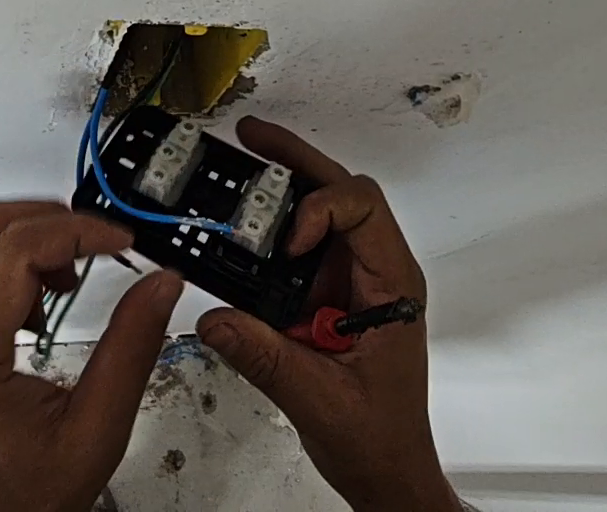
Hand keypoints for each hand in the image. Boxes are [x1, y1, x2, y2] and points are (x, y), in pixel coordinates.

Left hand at [0, 201, 183, 511]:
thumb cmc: (19, 500)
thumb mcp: (95, 430)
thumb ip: (132, 348)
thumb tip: (159, 286)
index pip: (16, 249)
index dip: (77, 230)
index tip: (120, 240)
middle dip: (46, 216)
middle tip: (95, 237)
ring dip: (30, 236)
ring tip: (74, 270)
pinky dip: (14, 259)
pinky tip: (48, 296)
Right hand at [196, 119, 457, 511]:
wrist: (388, 470)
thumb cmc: (378, 440)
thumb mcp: (319, 401)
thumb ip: (265, 357)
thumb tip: (214, 317)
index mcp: (391, 284)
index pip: (365, 210)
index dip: (321, 211)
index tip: (287, 244)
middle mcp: (376, 267)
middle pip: (343, 190)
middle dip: (297, 159)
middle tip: (251, 137)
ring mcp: (353, 274)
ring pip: (326, 203)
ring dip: (286, 176)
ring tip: (244, 154)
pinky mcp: (330, 286)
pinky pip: (305, 235)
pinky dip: (274, 214)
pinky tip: (246, 206)